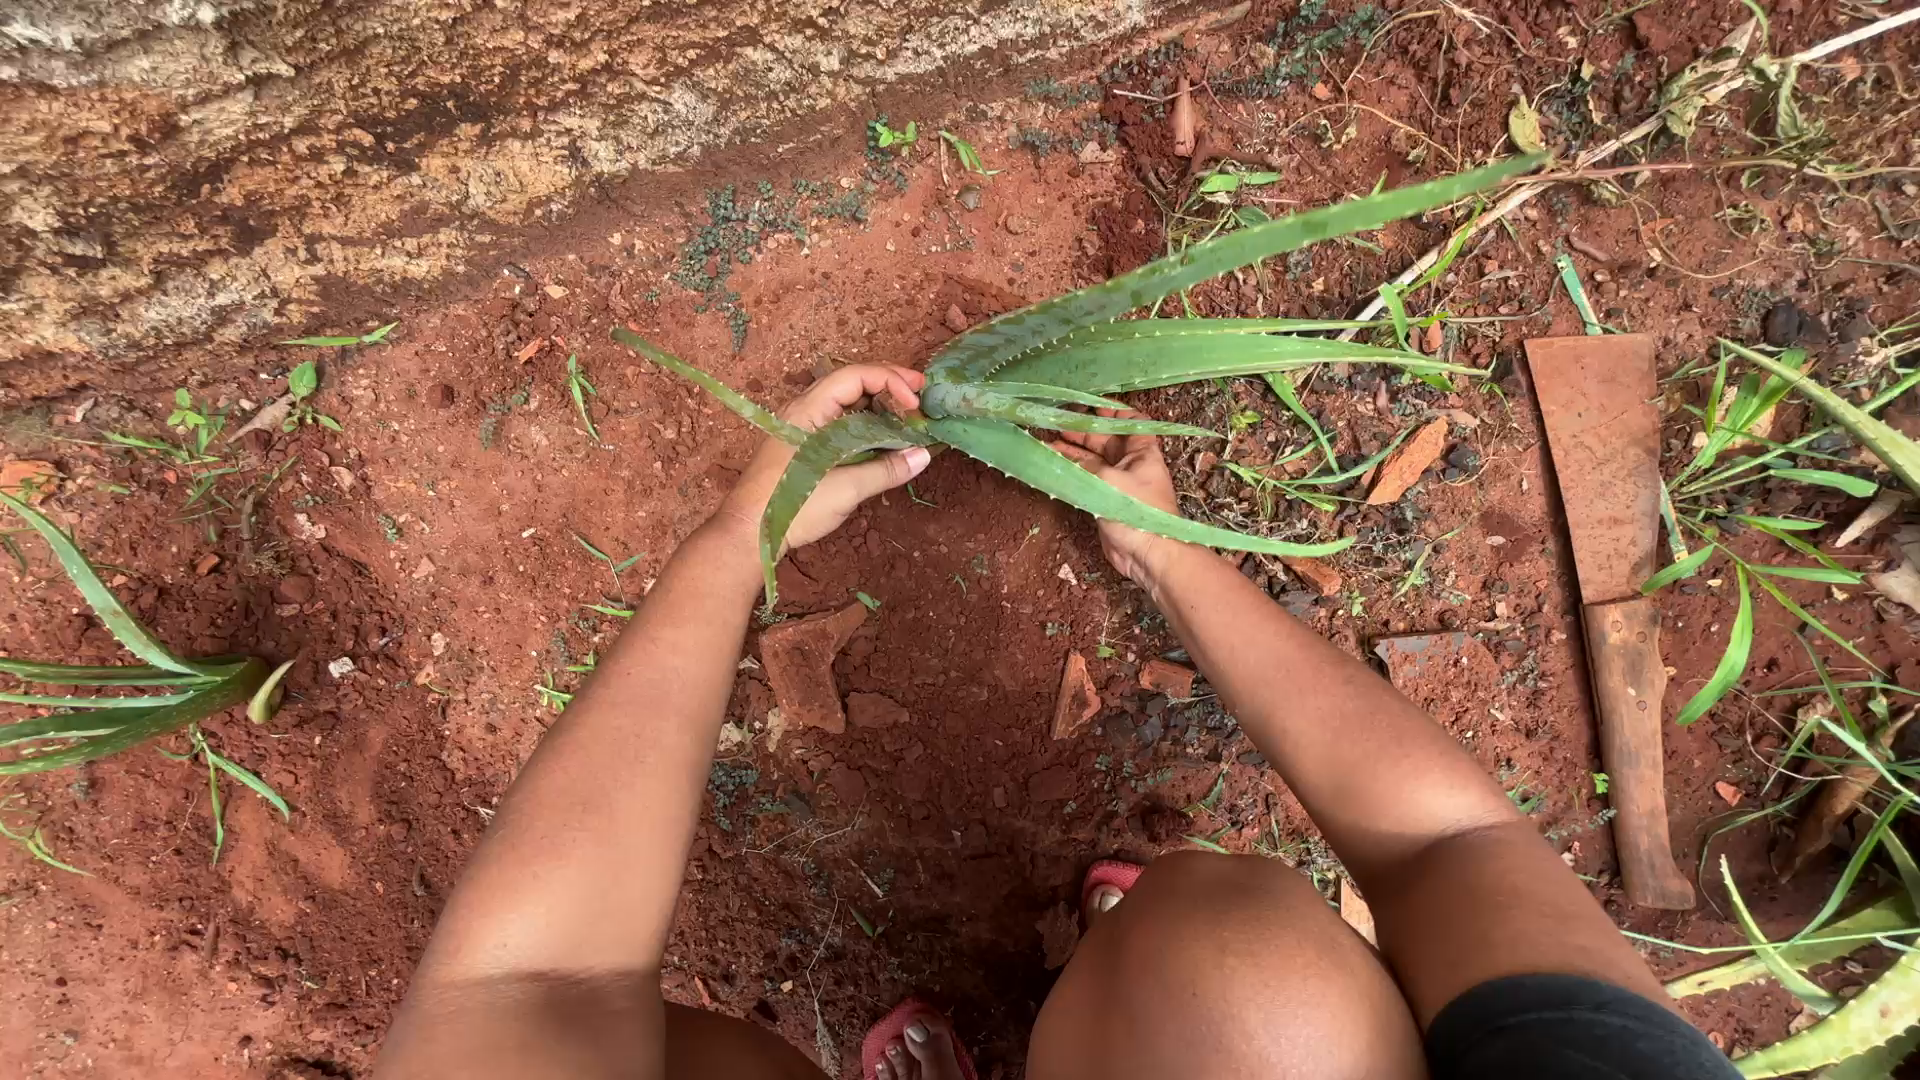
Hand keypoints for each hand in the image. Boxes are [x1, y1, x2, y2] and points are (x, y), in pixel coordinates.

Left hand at [718, 364, 930, 552]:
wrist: (749, 534)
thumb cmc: (792, 507)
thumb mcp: (845, 489)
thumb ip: (886, 469)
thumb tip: (923, 455)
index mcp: (808, 410)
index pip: (855, 376)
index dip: (890, 381)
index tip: (916, 401)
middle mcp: (805, 411)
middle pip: (852, 383)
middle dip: (889, 386)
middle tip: (922, 396)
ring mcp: (804, 429)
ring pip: (848, 404)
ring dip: (880, 407)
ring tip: (910, 416)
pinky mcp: (805, 448)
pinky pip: (841, 425)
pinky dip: (867, 426)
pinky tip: (886, 438)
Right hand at [1049, 410, 1193, 587]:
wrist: (1148, 554)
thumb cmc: (1137, 511)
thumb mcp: (1109, 480)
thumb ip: (1084, 465)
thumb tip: (1059, 455)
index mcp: (1142, 451)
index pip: (1130, 421)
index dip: (1111, 412)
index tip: (1088, 407)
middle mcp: (1130, 463)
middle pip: (1106, 440)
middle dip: (1082, 432)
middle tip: (1057, 424)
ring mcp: (1117, 483)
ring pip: (1092, 461)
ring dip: (1072, 452)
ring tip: (1049, 443)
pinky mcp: (1105, 500)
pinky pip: (1087, 480)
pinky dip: (1071, 472)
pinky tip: (1053, 466)